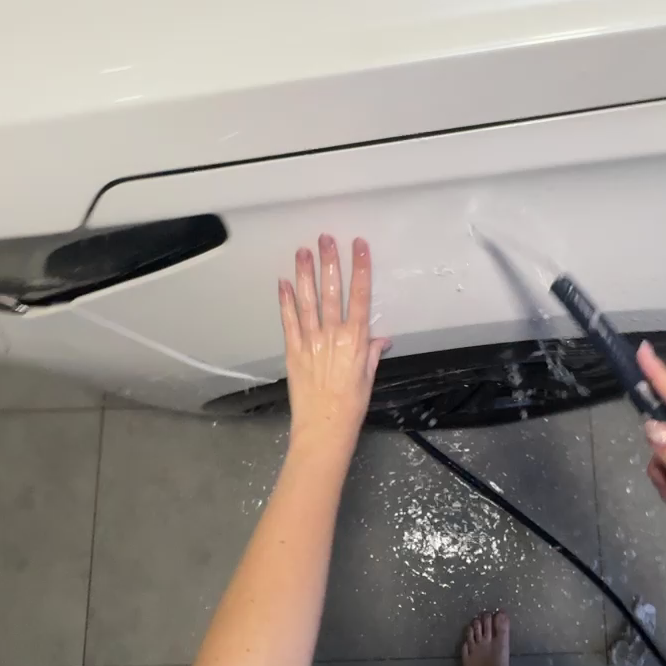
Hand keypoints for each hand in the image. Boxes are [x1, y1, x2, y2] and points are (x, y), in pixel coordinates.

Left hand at [278, 235, 389, 445]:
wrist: (325, 427)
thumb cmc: (352, 404)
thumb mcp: (368, 377)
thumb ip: (373, 353)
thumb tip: (382, 338)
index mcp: (357, 340)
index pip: (361, 296)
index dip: (360, 268)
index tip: (359, 246)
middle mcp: (334, 334)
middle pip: (332, 291)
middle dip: (329, 262)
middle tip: (326, 238)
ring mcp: (311, 341)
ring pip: (308, 300)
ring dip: (305, 273)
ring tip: (303, 250)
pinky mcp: (293, 350)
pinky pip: (289, 320)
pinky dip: (285, 300)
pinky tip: (283, 281)